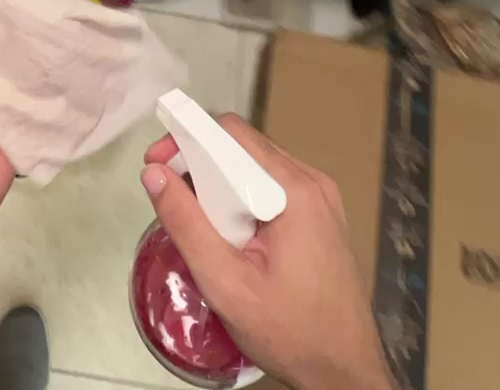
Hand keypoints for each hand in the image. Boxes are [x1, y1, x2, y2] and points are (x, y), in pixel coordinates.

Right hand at [140, 115, 387, 389]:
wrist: (346, 376)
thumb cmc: (289, 332)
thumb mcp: (225, 283)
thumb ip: (186, 224)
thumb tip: (153, 173)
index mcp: (294, 190)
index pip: (231, 133)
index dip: (187, 137)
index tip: (156, 163)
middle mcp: (311, 182)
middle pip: (242, 145)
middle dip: (198, 160)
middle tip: (168, 191)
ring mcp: (320, 197)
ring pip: (254, 164)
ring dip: (218, 179)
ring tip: (195, 217)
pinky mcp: (320, 214)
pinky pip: (270, 184)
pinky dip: (240, 194)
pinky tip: (227, 229)